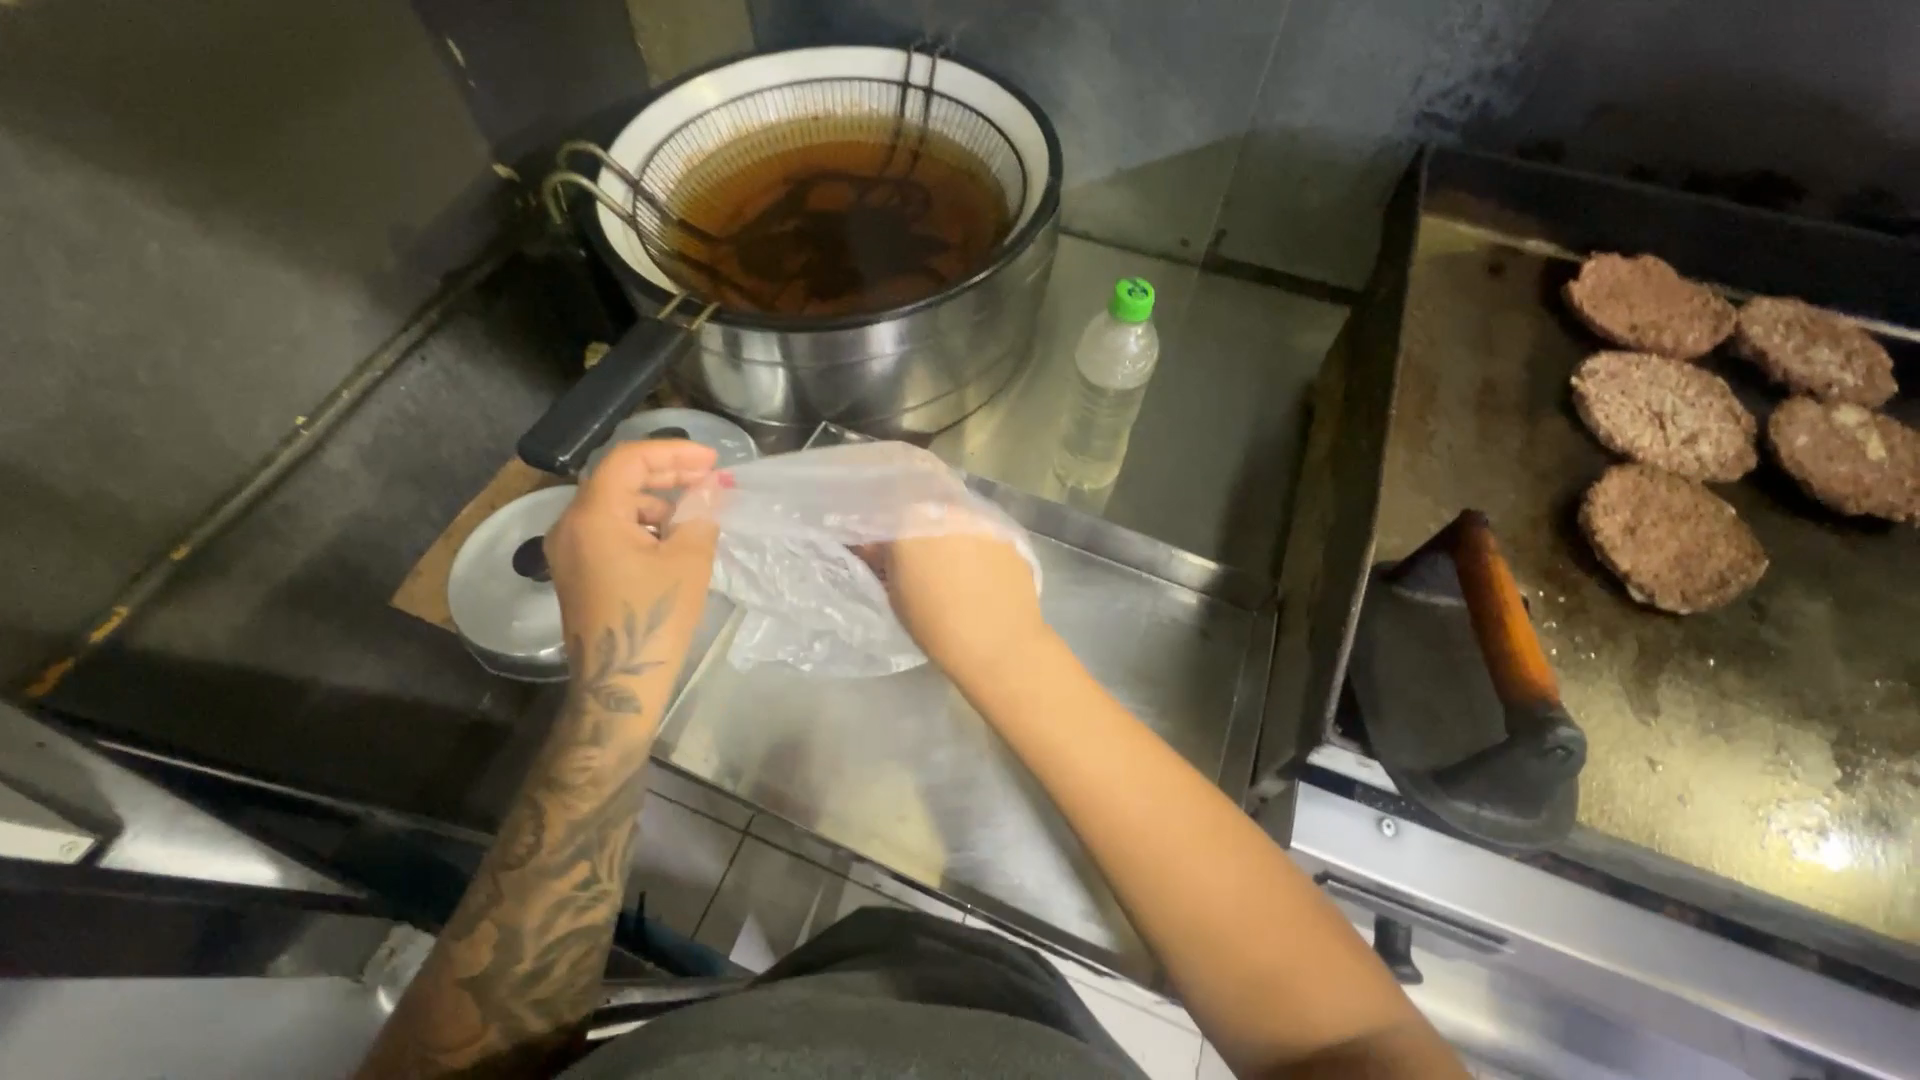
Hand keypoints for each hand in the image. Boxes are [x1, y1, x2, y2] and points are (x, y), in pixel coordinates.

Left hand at [543, 440, 720, 668]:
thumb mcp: (688, 560)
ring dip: (657, 500)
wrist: (619, 682)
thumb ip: (699, 516)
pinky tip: (674, 540)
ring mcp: (570, 551)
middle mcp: (570, 526)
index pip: (629, 460)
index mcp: (592, 516)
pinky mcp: (578, 571)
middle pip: (618, 480)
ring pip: (615, 506)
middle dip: (667, 473)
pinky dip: (643, 525)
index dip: (673, 453)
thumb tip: (707, 495)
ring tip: (697, 512)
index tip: (711, 461)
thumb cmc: (654, 617)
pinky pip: (610, 531)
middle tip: (709, 477)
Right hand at [875, 527, 1048, 684]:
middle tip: (920, 564)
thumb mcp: (895, 596)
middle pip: (924, 514)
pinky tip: (980, 575)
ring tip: (954, 571)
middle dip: (919, 534)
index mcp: (907, 521)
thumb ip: (885, 563)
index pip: (886, 519)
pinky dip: (977, 548)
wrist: (1001, 646)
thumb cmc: (937, 627)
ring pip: (956, 521)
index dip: (885, 540)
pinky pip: (984, 535)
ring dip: (950, 538)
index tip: (884, 558)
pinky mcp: (1010, 533)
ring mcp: (982, 518)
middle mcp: (945, 509)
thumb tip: (879, 550)